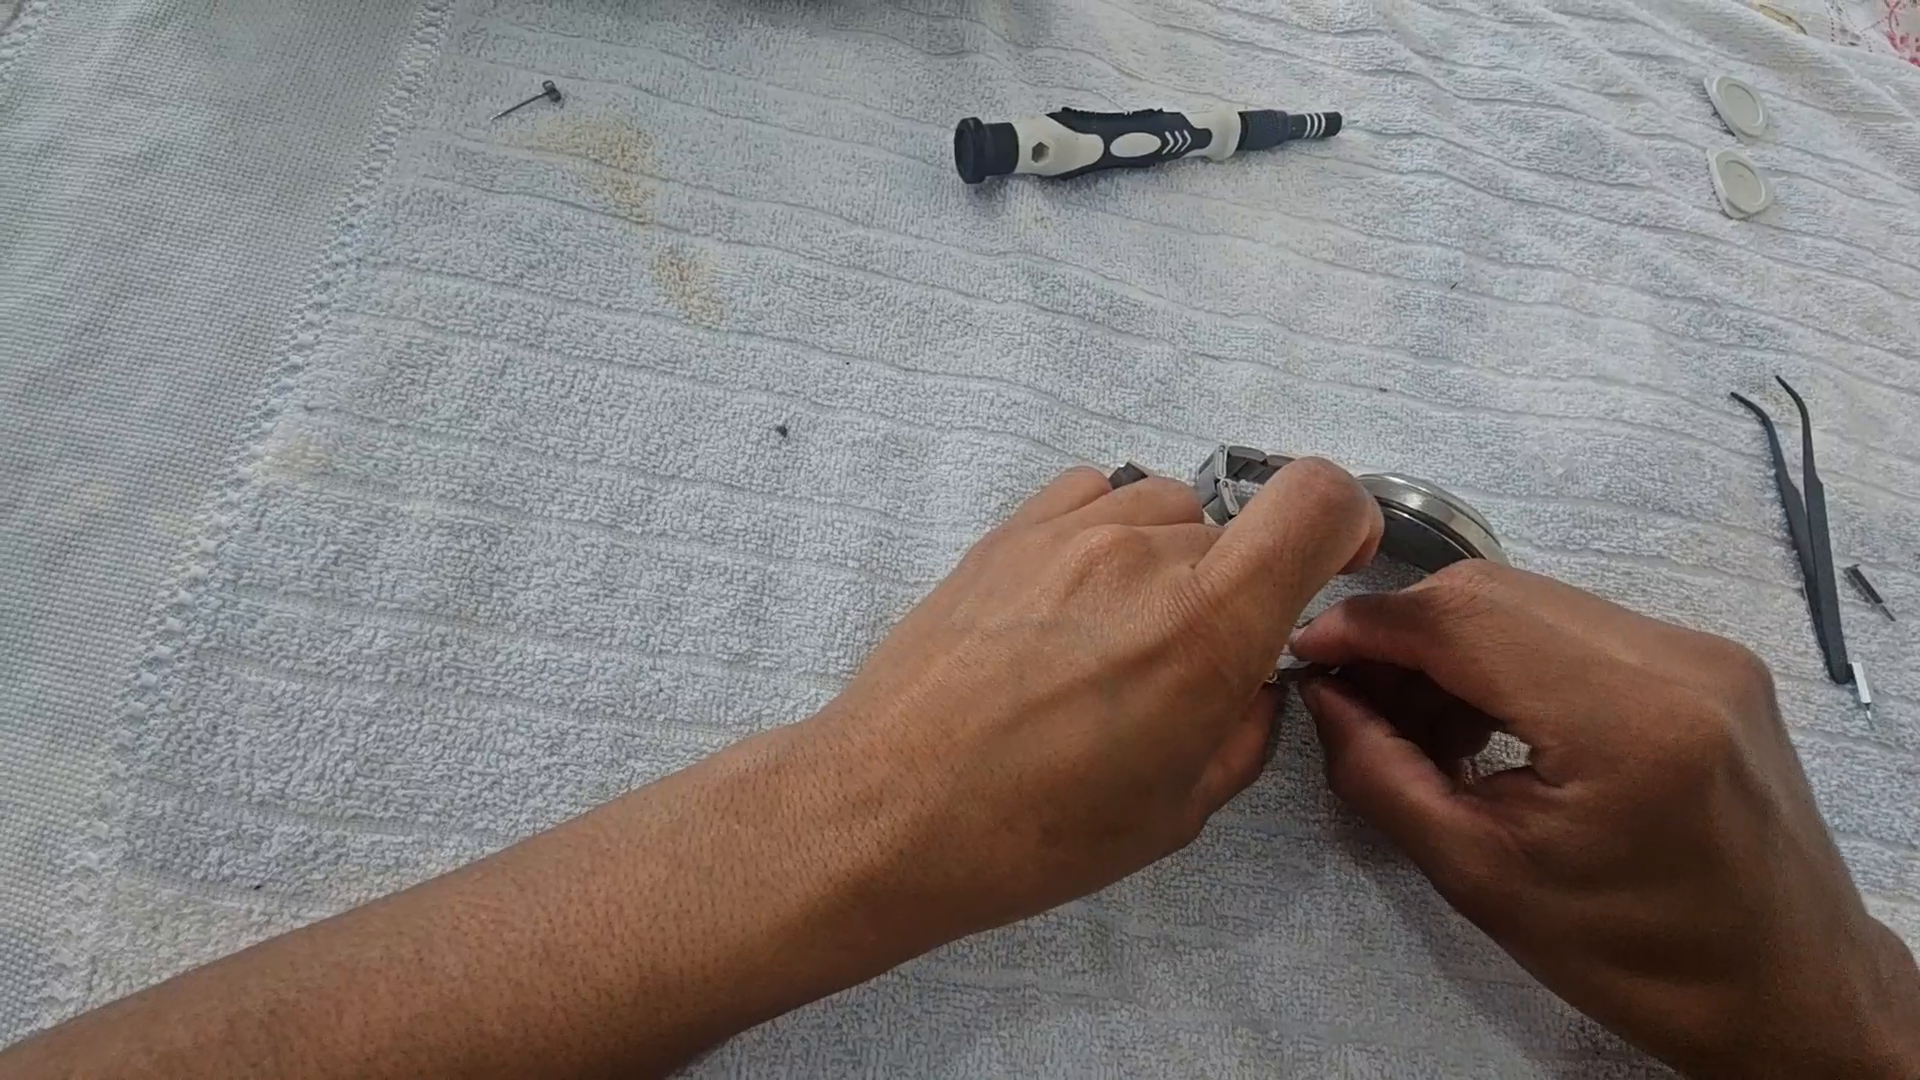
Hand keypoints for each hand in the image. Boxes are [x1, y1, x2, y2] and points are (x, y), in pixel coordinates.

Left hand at [805, 460, 1381, 947]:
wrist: (890, 802)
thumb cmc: (1035, 830)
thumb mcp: (1180, 808)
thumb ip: (1245, 723)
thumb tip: (1253, 674)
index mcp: (1206, 622)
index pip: (1316, 498)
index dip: (1344, 520)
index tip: (1327, 565)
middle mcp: (1142, 552)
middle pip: (1231, 524)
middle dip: (1231, 581)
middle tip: (1180, 652)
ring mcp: (1065, 529)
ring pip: (1161, 505)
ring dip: (1167, 556)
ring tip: (1115, 627)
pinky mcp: (1006, 529)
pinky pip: (1091, 495)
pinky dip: (1107, 531)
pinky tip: (1072, 590)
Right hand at [1292, 562, 1919, 1078]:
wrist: (1793, 994)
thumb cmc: (1627, 953)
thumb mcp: (1470, 872)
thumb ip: (1374, 768)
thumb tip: (1319, 690)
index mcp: (1626, 721)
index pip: (1456, 619)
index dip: (1362, 624)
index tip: (1305, 654)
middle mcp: (1671, 657)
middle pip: (1480, 591)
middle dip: (1394, 631)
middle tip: (1353, 692)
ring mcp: (1692, 647)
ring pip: (1510, 598)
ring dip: (1435, 642)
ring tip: (1411, 715)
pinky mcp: (1691, 655)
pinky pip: (1549, 619)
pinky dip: (1484, 652)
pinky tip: (1469, 713)